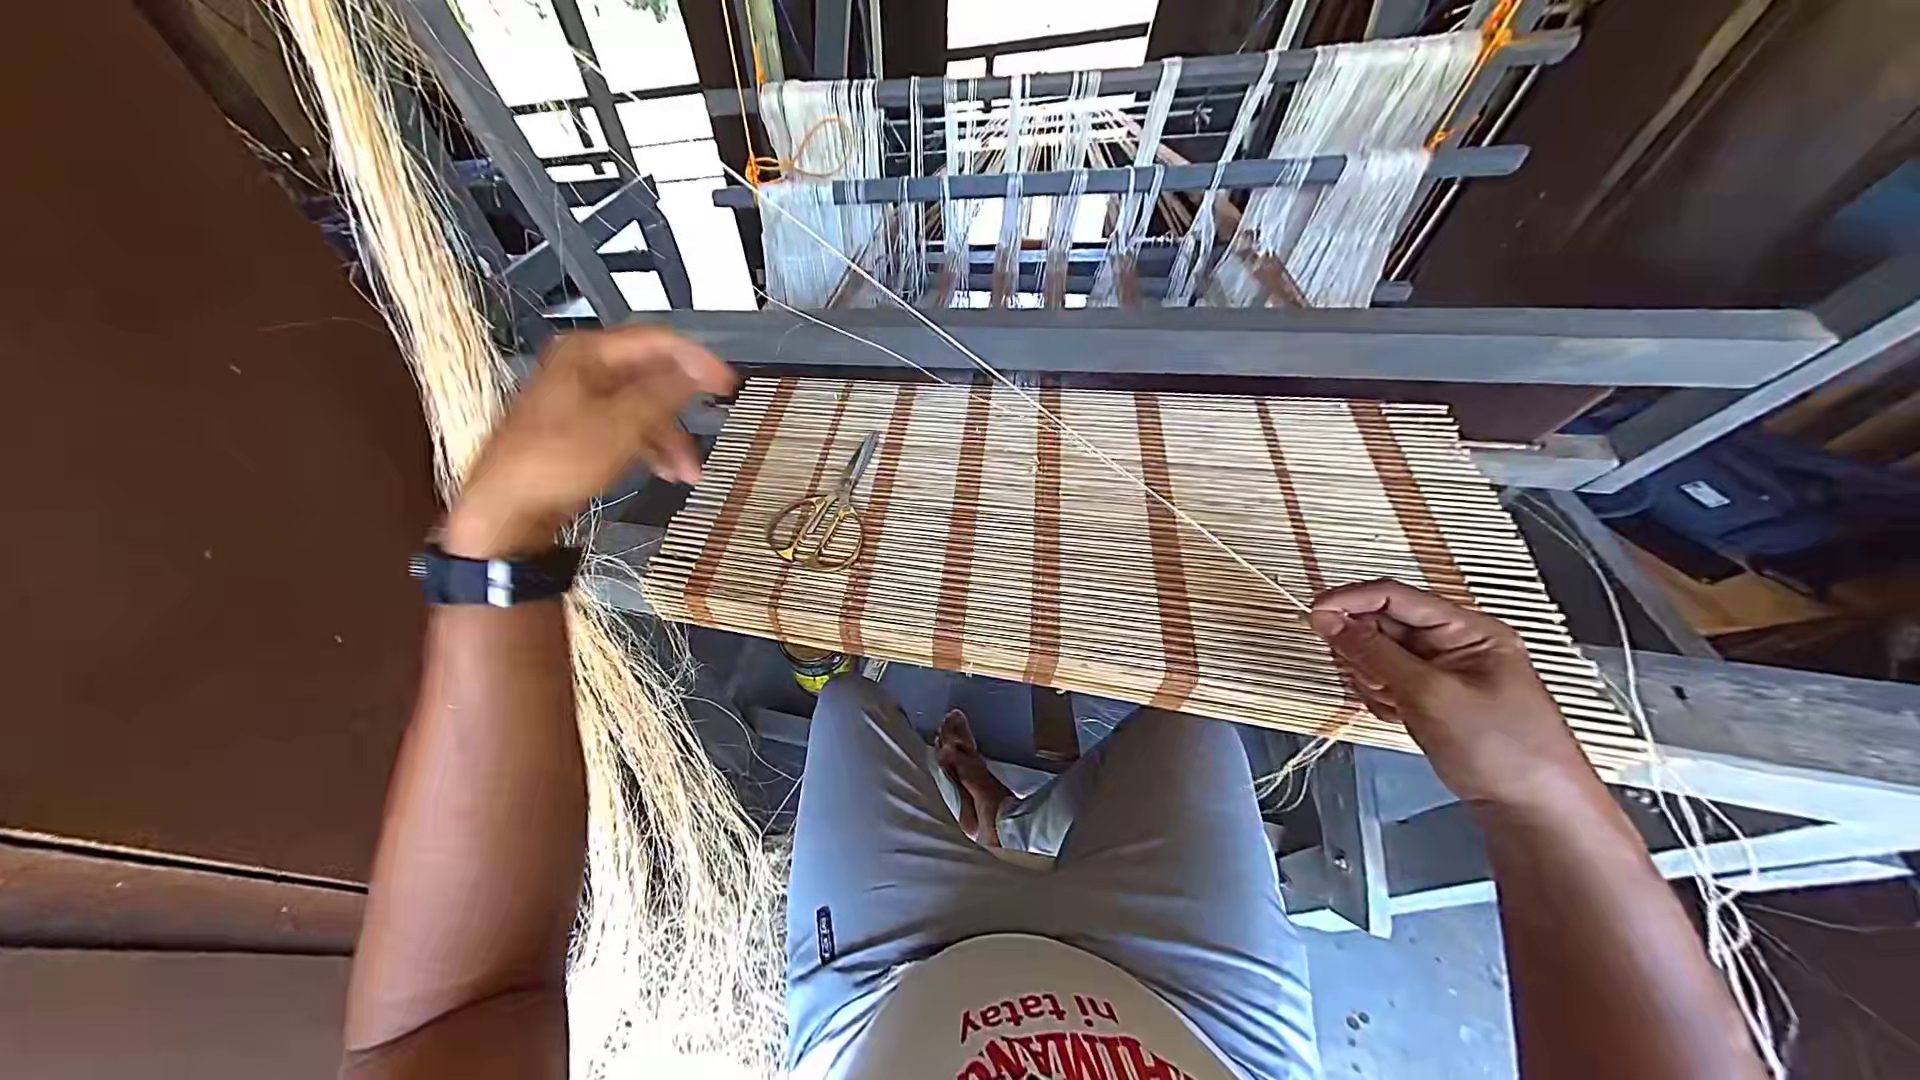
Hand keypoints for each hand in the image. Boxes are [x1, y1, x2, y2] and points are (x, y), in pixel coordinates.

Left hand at [443, 325, 735, 558]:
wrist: (509, 509)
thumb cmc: (554, 462)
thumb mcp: (621, 424)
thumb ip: (665, 392)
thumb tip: (699, 371)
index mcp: (588, 354)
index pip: (658, 342)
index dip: (698, 360)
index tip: (726, 381)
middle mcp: (586, 369)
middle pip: (654, 378)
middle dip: (684, 410)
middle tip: (713, 423)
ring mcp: (584, 399)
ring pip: (646, 408)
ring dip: (672, 438)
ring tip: (689, 469)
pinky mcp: (585, 429)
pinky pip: (632, 429)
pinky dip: (653, 448)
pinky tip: (667, 471)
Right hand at [1308, 579, 1601, 810]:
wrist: (1534, 812)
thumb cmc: (1502, 749)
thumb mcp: (1429, 693)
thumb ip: (1373, 652)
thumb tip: (1327, 619)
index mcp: (1467, 629)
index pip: (1394, 596)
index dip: (1350, 600)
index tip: (1313, 615)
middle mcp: (1451, 643)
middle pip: (1380, 623)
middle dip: (1363, 650)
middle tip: (1372, 680)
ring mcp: (1438, 670)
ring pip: (1374, 653)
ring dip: (1370, 677)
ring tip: (1393, 704)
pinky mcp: (1426, 694)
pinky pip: (1381, 679)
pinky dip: (1378, 695)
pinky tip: (1397, 715)